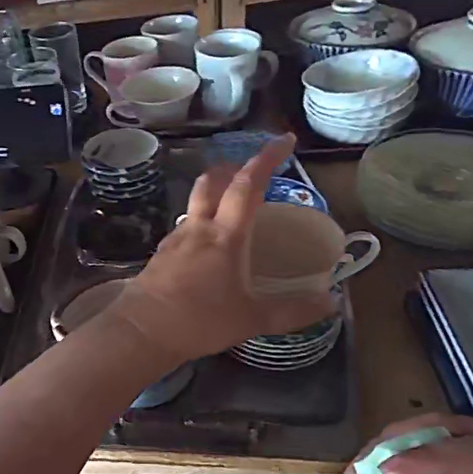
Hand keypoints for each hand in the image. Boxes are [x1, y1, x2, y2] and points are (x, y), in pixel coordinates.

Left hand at [108, 134, 335, 364]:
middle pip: (211, 182)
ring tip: (231, 209)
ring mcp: (174, 240)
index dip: (267, 158)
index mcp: (225, 235)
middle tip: (251, 171)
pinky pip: (183, 228)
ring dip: (213, 195)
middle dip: (232, 169)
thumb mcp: (252, 319)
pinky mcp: (160, 256)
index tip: (284, 141)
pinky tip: (206, 246)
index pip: (248, 184)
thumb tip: (331, 303)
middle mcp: (198, 229)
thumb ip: (292, 311)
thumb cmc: (199, 321)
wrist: (141, 332)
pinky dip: (199, 223)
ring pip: (194, 204)